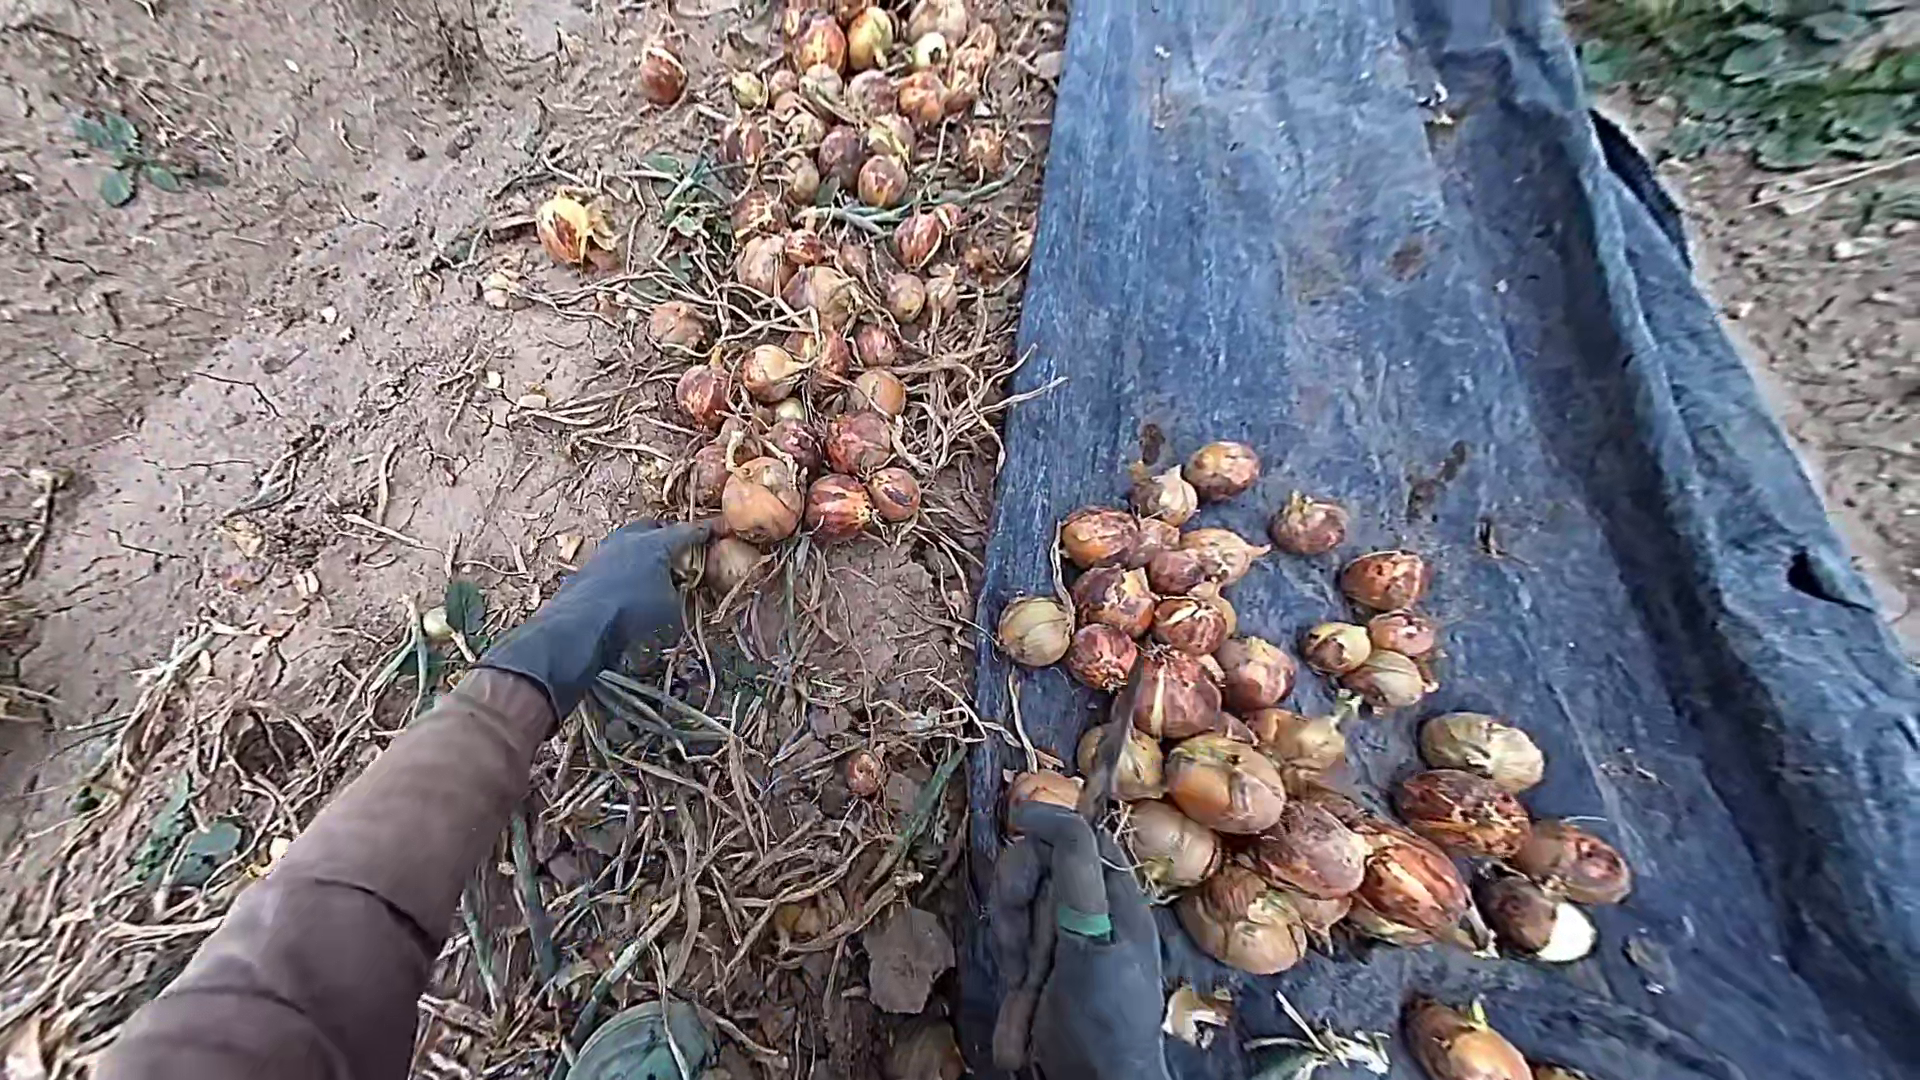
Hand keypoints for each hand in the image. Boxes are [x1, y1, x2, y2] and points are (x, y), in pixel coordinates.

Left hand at [479, 521, 708, 718]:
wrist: (576, 629)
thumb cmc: (632, 614)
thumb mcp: (673, 608)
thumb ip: (682, 591)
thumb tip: (683, 589)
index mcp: (655, 543)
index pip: (688, 531)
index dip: (706, 531)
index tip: (718, 530)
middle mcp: (628, 540)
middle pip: (654, 526)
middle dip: (669, 534)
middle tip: (683, 549)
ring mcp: (603, 553)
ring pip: (631, 541)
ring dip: (645, 550)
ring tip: (657, 568)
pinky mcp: (586, 571)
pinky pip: (616, 560)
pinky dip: (629, 566)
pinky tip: (632, 585)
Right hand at [989, 802, 1170, 1079]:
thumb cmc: (1104, 1018)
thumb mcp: (1092, 940)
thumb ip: (1075, 871)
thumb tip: (1045, 811)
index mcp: (1114, 890)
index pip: (1073, 834)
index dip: (1045, 828)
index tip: (1015, 823)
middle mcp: (1089, 900)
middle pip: (1037, 861)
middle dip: (1019, 901)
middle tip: (1022, 949)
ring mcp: (1064, 927)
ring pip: (1018, 895)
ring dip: (1011, 938)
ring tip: (1023, 982)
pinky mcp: (1042, 951)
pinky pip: (1011, 930)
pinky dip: (1008, 959)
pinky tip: (1020, 996)